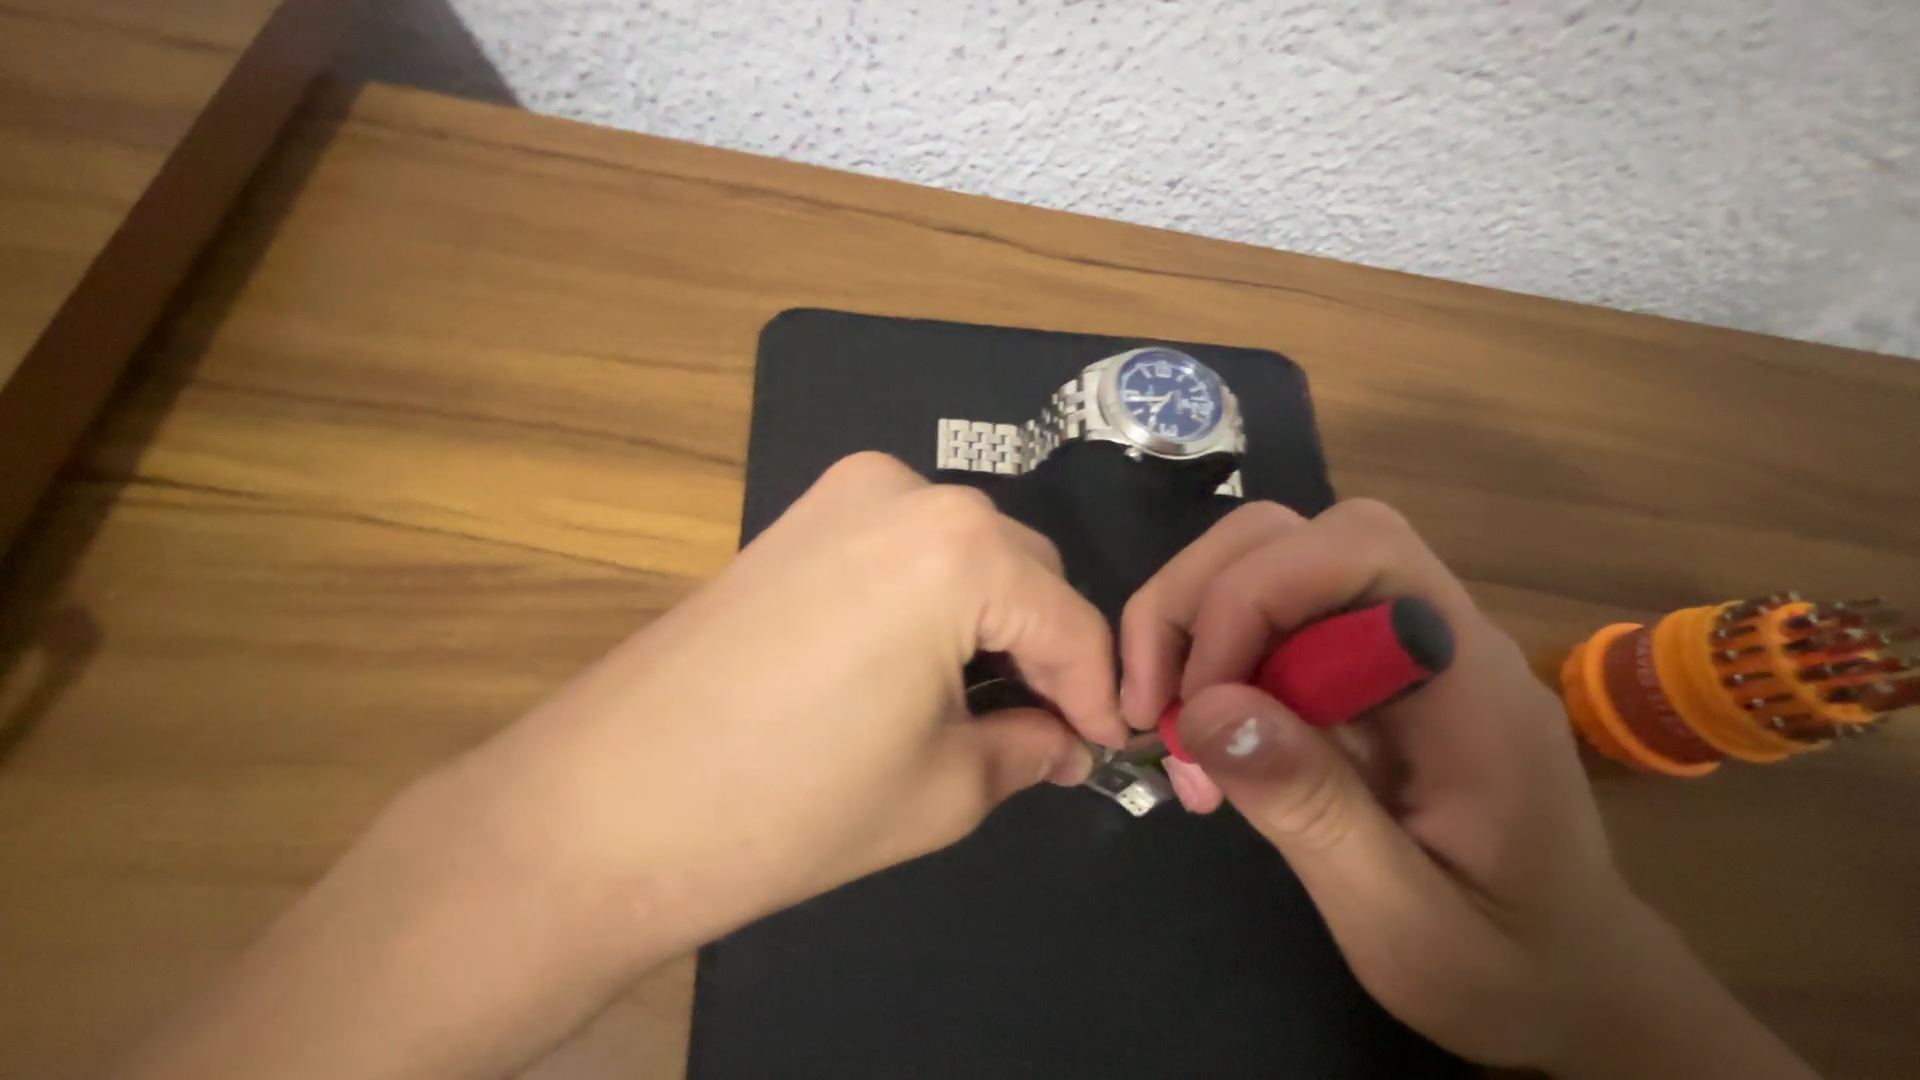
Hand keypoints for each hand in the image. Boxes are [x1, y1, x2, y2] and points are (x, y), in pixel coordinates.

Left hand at [121, 452, 1126, 1079]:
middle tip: (1049, 731)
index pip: (1070, 623)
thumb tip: (1062, 738)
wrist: (602, 806)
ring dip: (990, 623)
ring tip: (985, 704)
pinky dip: (932, 601)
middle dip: (1045, 651)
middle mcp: (905, 493)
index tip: (1111, 746)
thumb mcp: (941, 790)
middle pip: (1020, 572)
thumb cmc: (790, 804)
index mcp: (958, 549)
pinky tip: (920, 665)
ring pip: (963, 554)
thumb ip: (1025, 749)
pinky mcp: (795, 519)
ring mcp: (839, 495)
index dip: (1100, 694)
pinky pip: (902, 550)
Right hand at [1119, 499, 1770, 1072]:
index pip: (1360, 551)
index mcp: (1469, 681)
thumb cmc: (1505, 966)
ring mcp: (1385, 647)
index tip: (1199, 699)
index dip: (1254, 594)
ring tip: (1164, 724)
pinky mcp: (1349, 670)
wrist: (1566, 978)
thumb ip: (1314, 811)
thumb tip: (1207, 708)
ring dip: (1189, 629)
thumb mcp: (1407, 923)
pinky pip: (1259, 624)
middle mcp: (1426, 635)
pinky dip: (1203, 663)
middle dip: (1198, 600)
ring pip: (1263, 565)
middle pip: (1293, 537)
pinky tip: (1197, 737)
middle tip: (1152, 701)